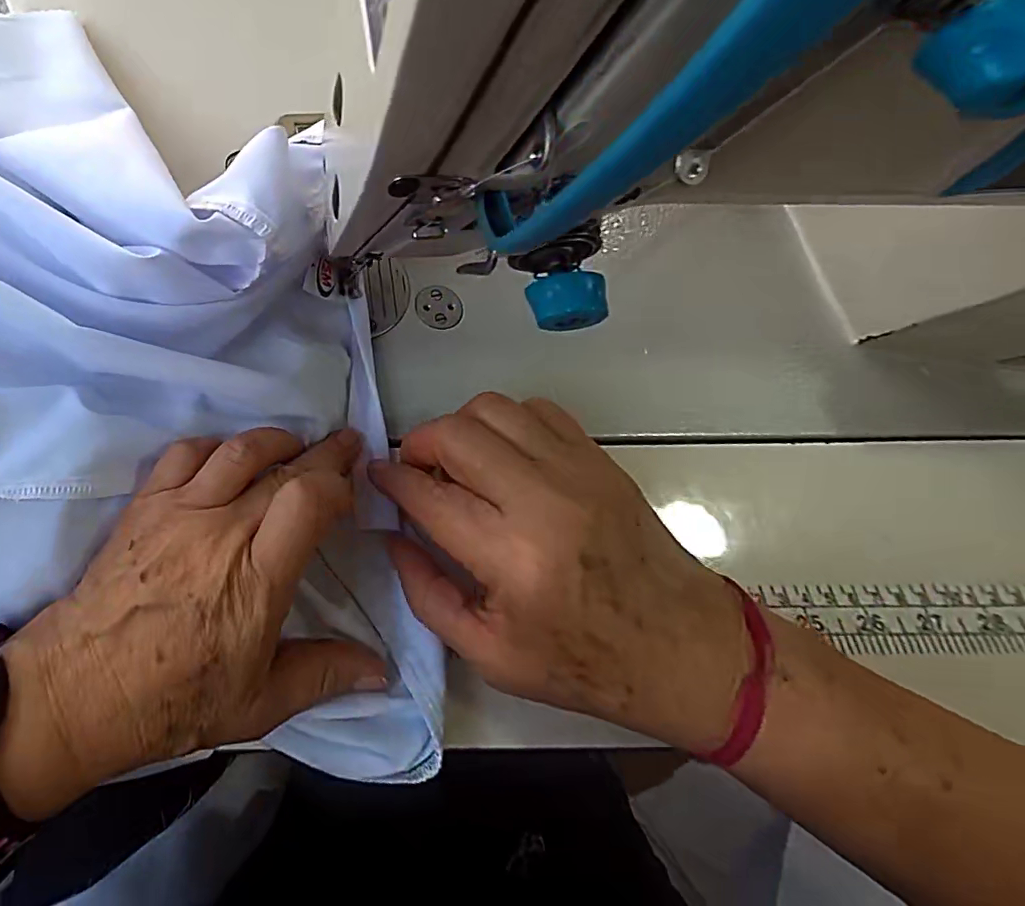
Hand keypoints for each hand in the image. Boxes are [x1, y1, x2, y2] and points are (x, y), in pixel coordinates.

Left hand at [0, 428, 390, 819]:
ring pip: (232, 451)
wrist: (88, 680)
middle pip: (278, 468)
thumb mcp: (260, 702)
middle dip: (320, 453)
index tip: (351, 485)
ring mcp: (176, 511)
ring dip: (269, 440)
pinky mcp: (143, 506)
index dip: (337, 482)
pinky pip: (180, 455)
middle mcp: (218, 529)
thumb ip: (323, 675)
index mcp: (255, 576)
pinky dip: (211, 446)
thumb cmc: (175, 697)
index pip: (307, 500)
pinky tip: (223, 456)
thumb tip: (380, 668)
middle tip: (343, 446)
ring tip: (291, 444)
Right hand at [368, 393, 748, 752]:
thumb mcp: (487, 655)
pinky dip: (503, 423)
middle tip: (415, 473)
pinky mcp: (601, 462)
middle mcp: (543, 503)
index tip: (374, 480)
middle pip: (452, 434)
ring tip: (457, 464)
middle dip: (415, 446)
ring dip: (458, 429)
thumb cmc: (585, 664)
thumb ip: (424, 592)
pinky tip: (501, 458)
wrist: (698, 655)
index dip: (387, 480)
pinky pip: (534, 410)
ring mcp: (578, 474)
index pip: (424, 492)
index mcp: (511, 558)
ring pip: (490, 408)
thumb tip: (392, 535)